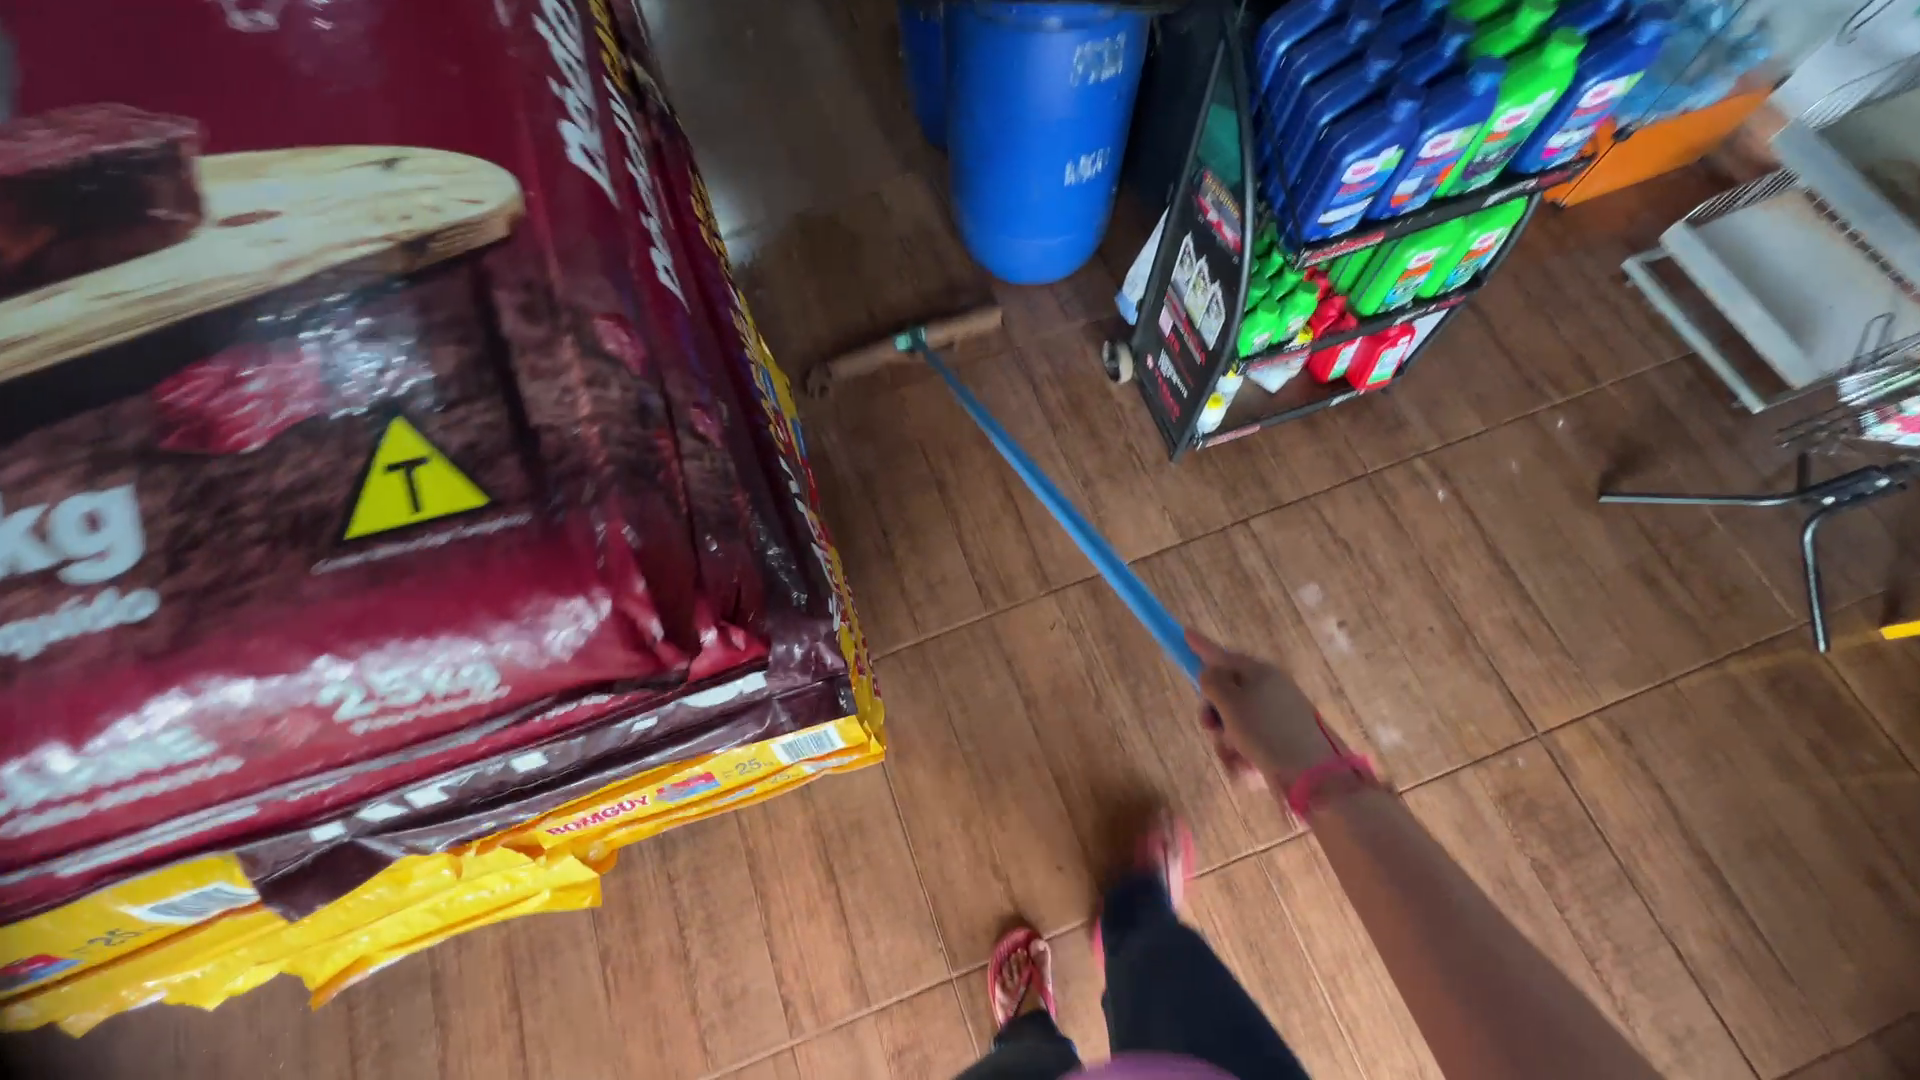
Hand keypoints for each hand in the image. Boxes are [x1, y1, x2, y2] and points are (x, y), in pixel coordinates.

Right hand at [1187, 629, 1342, 787]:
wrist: (1312, 774)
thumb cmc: (1266, 731)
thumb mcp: (1230, 702)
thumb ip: (1211, 682)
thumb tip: (1208, 672)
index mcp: (1258, 673)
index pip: (1222, 655)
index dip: (1200, 646)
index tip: (1185, 633)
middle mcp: (1266, 690)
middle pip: (1223, 694)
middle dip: (1212, 714)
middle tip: (1211, 727)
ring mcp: (1273, 717)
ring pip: (1231, 723)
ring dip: (1225, 740)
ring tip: (1235, 756)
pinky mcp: (1278, 742)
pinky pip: (1246, 743)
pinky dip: (1242, 756)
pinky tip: (1248, 769)